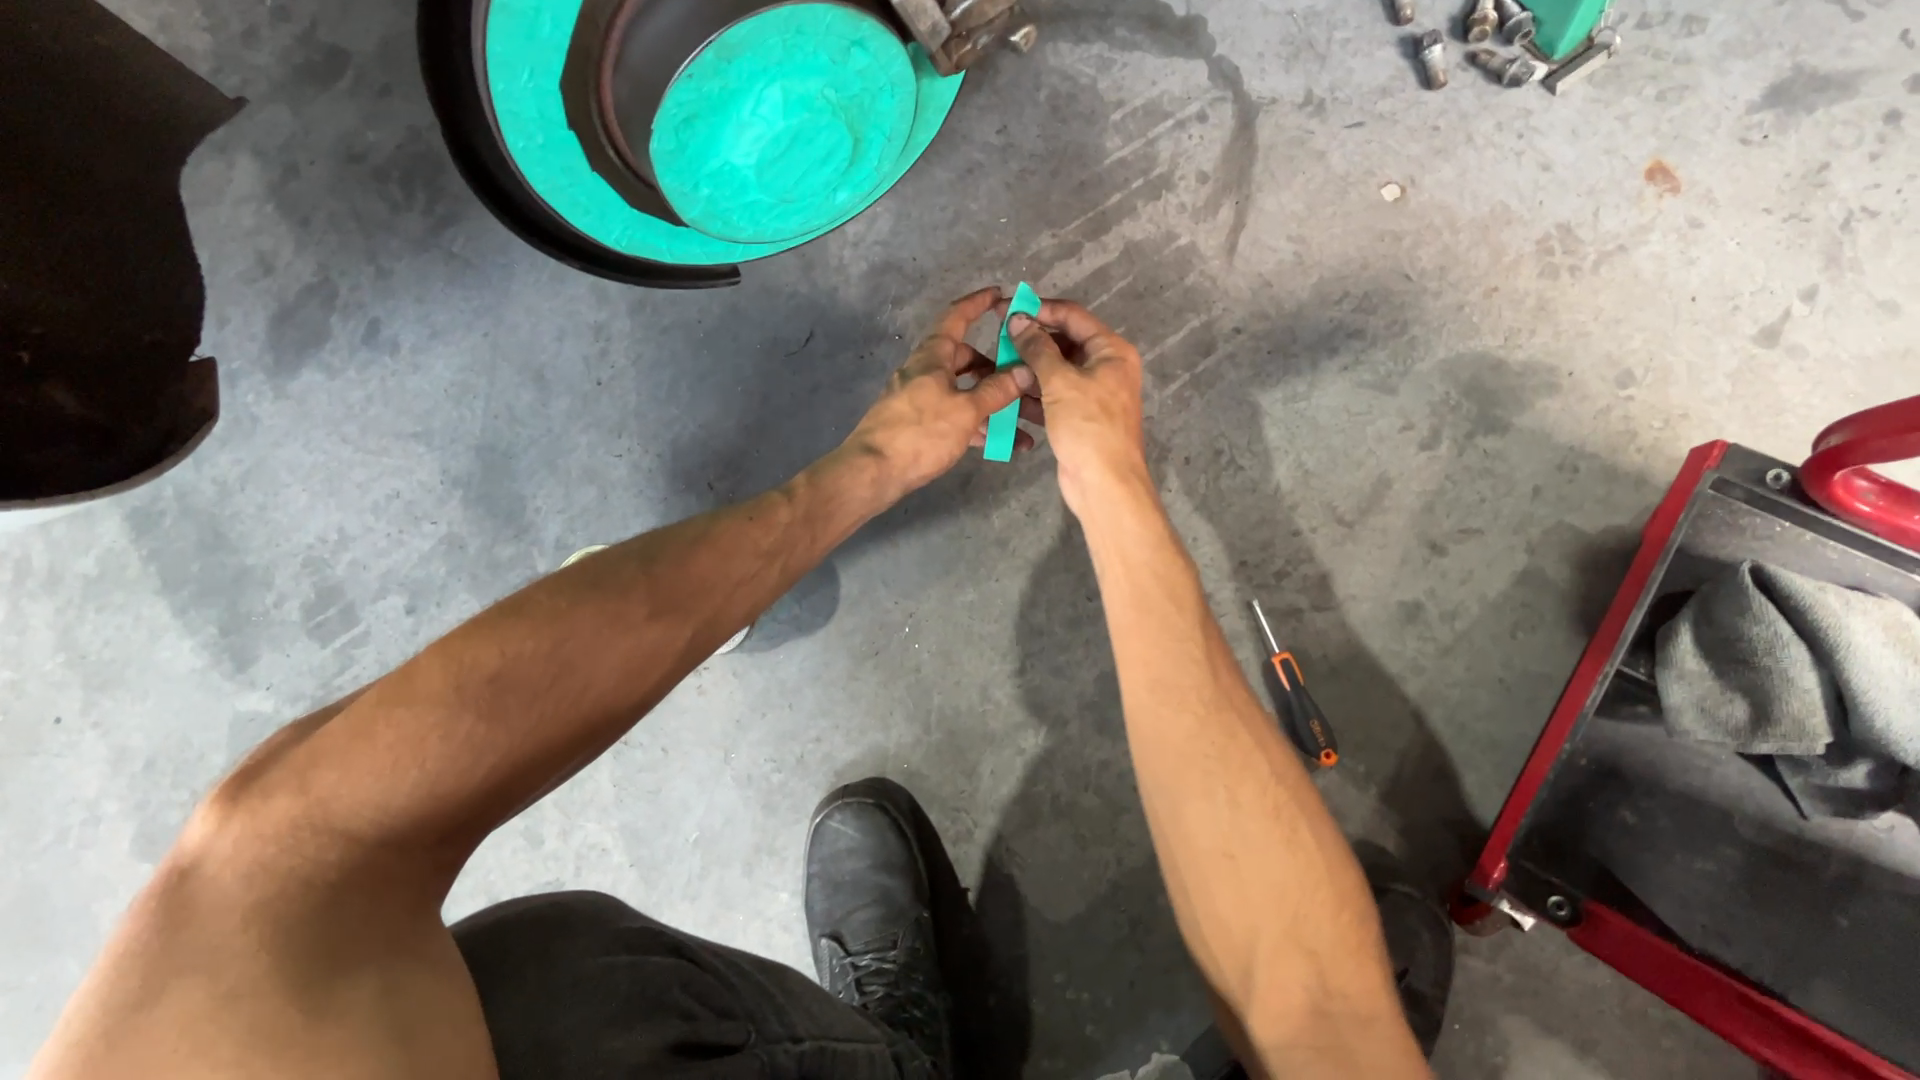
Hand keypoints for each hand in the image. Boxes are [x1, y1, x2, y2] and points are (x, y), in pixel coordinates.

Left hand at [842, 287, 1042, 502]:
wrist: (873, 472)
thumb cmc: (919, 434)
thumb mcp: (965, 410)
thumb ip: (996, 391)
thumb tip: (1022, 371)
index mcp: (932, 357)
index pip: (956, 318)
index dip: (977, 303)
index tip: (999, 294)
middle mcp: (923, 373)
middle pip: (964, 360)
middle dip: (995, 369)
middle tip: (1023, 380)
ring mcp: (918, 400)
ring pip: (962, 393)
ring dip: (991, 405)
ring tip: (1024, 423)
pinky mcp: (917, 427)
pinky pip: (953, 418)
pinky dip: (976, 426)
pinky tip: (1000, 444)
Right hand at [1006, 299, 1147, 514]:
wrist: (1104, 483)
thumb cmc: (1087, 426)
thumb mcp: (1060, 382)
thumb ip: (1037, 348)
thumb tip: (1018, 319)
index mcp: (1111, 350)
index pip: (1072, 316)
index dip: (1039, 309)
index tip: (1007, 308)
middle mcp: (1105, 367)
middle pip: (1064, 343)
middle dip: (1032, 341)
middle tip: (999, 338)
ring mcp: (1092, 394)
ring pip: (1056, 372)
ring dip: (1029, 369)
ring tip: (998, 365)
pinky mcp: (1079, 417)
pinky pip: (1054, 397)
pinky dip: (1034, 395)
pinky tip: (1008, 394)